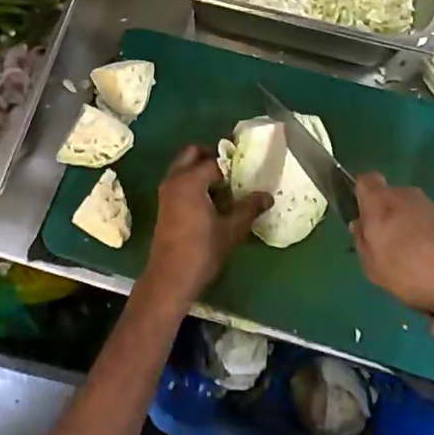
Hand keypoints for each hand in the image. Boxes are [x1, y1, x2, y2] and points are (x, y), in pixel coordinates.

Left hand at [143, 146, 271, 304]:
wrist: (170, 280)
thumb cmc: (201, 252)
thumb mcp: (230, 230)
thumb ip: (249, 208)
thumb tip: (268, 196)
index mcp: (189, 181)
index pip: (214, 160)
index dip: (233, 161)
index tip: (249, 163)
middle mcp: (174, 180)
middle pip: (192, 154)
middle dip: (212, 155)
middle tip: (234, 167)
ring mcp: (166, 193)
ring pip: (184, 167)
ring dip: (202, 169)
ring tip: (227, 183)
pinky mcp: (165, 206)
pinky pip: (180, 181)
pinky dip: (194, 181)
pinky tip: (214, 199)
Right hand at [350, 173, 433, 317]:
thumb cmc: (411, 269)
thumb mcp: (372, 265)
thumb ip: (363, 242)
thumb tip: (361, 225)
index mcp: (381, 202)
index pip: (366, 180)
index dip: (363, 195)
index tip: (363, 216)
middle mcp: (410, 198)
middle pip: (395, 204)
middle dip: (393, 226)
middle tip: (392, 257)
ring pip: (420, 226)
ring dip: (418, 248)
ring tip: (422, 288)